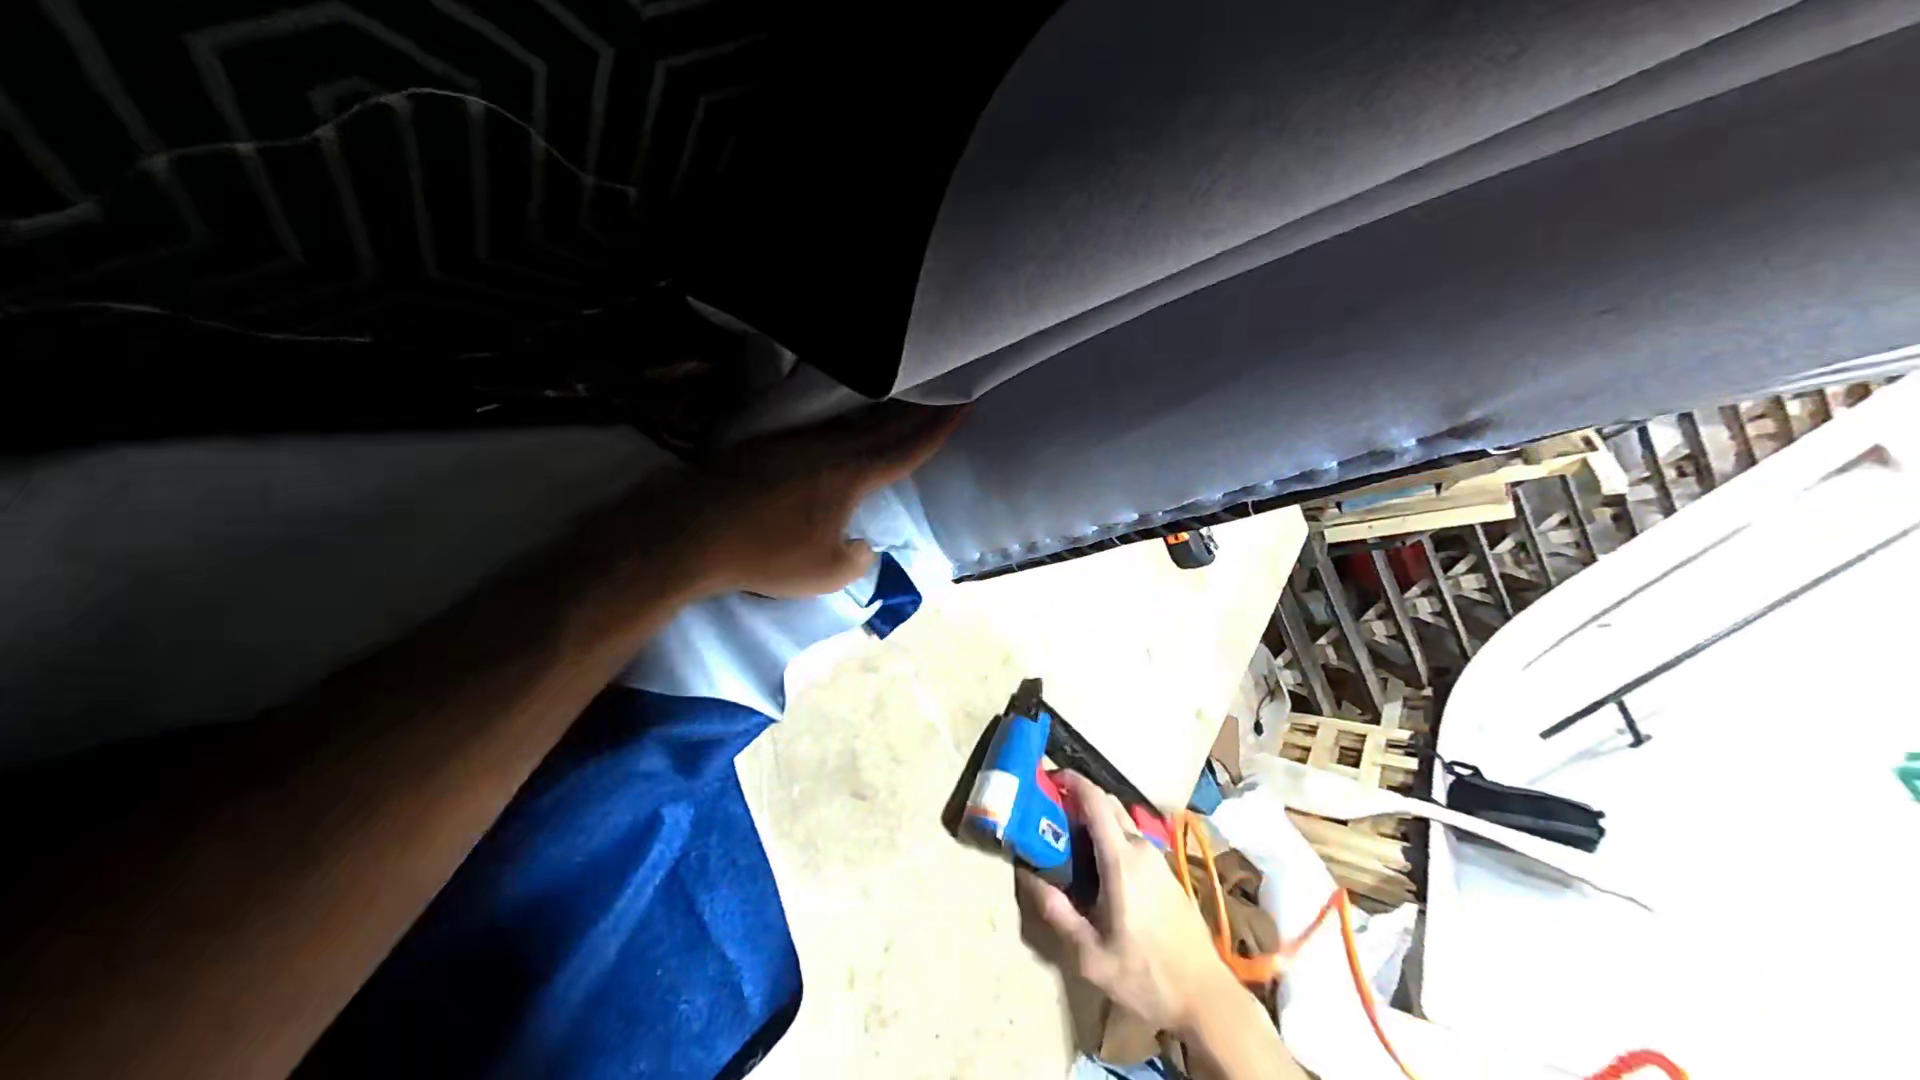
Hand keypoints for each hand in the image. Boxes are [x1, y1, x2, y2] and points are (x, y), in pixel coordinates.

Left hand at [655, 403, 963, 598]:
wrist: (691, 533)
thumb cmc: (767, 555)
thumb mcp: (826, 573)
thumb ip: (857, 559)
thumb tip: (861, 544)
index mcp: (851, 476)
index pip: (906, 449)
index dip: (938, 429)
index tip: (963, 404)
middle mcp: (827, 449)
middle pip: (882, 425)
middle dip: (918, 412)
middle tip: (943, 394)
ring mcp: (793, 442)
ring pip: (847, 423)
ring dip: (878, 415)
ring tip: (898, 407)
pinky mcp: (764, 445)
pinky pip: (816, 430)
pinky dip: (840, 426)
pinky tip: (836, 430)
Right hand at [1017, 772, 1235, 1035]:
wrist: (1205, 997)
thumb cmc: (1145, 975)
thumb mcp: (1090, 954)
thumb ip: (1057, 911)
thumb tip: (1026, 876)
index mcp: (1121, 860)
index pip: (1095, 800)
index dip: (1071, 781)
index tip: (1047, 777)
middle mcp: (1142, 849)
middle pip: (1108, 804)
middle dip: (1078, 797)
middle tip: (1049, 810)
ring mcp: (1158, 860)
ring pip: (1122, 822)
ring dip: (1095, 819)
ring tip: (1067, 838)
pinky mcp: (1167, 873)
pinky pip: (1133, 840)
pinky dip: (1111, 836)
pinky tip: (1097, 865)